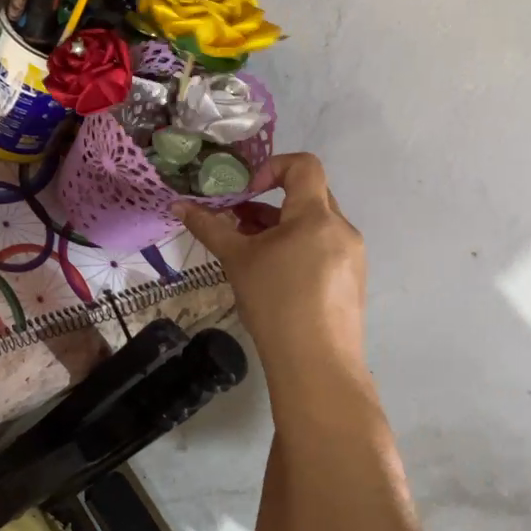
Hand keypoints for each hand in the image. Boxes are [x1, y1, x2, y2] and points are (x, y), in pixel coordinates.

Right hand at [174, 153, 365, 371]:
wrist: (316, 364)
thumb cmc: (275, 301)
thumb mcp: (235, 259)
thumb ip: (209, 226)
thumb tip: (179, 205)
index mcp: (316, 217)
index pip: (304, 165)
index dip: (272, 167)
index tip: (246, 192)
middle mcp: (341, 230)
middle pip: (307, 194)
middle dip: (269, 200)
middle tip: (238, 221)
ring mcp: (351, 256)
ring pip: (313, 223)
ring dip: (279, 225)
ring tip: (249, 249)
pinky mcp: (351, 279)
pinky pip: (322, 246)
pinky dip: (295, 246)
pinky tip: (272, 273)